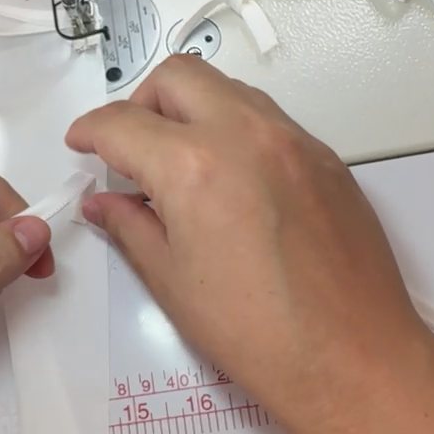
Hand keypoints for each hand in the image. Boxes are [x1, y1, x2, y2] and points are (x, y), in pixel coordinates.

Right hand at [66, 57, 433, 433]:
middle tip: (130, 149)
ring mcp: (295, 141)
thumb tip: (102, 202)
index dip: (90, 131)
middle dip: (140, 102)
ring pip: (229, 90)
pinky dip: (237, 132)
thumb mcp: (172, 282)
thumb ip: (129, 226)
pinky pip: (270, 121)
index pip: (123, 124)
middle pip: (178, 76)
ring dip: (192, 109)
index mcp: (195, 165)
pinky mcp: (327, 159)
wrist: (352, 358)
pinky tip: (234, 183)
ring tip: (182, 163)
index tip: (81, 145)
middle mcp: (247, 134)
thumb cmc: (252, 332)